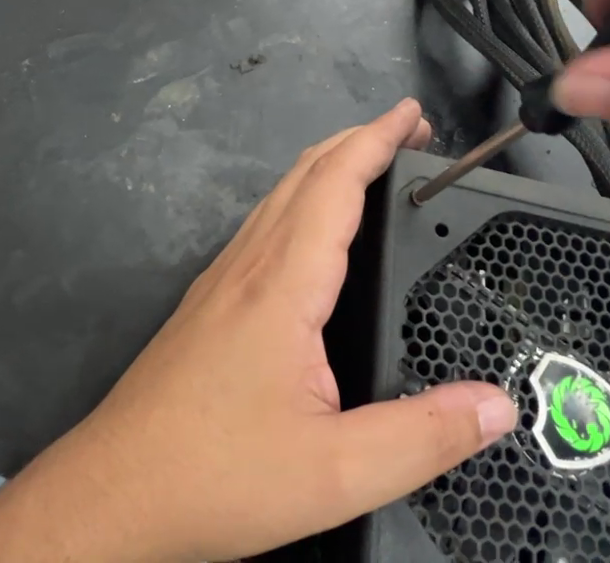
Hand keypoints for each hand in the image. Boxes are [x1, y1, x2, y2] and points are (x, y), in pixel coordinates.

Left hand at [0, 99, 515, 562]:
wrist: (112, 495)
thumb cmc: (217, 476)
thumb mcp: (337, 474)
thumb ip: (423, 437)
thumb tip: (497, 405)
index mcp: (283, 285)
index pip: (334, 184)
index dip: (376, 139)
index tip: (412, 115)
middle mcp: (248, 266)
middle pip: (303, 174)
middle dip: (358, 139)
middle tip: (408, 132)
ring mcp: (221, 281)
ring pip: (278, 196)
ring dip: (327, 166)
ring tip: (371, 166)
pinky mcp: (207, 304)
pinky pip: (263, 226)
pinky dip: (301, 200)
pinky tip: (315, 233)